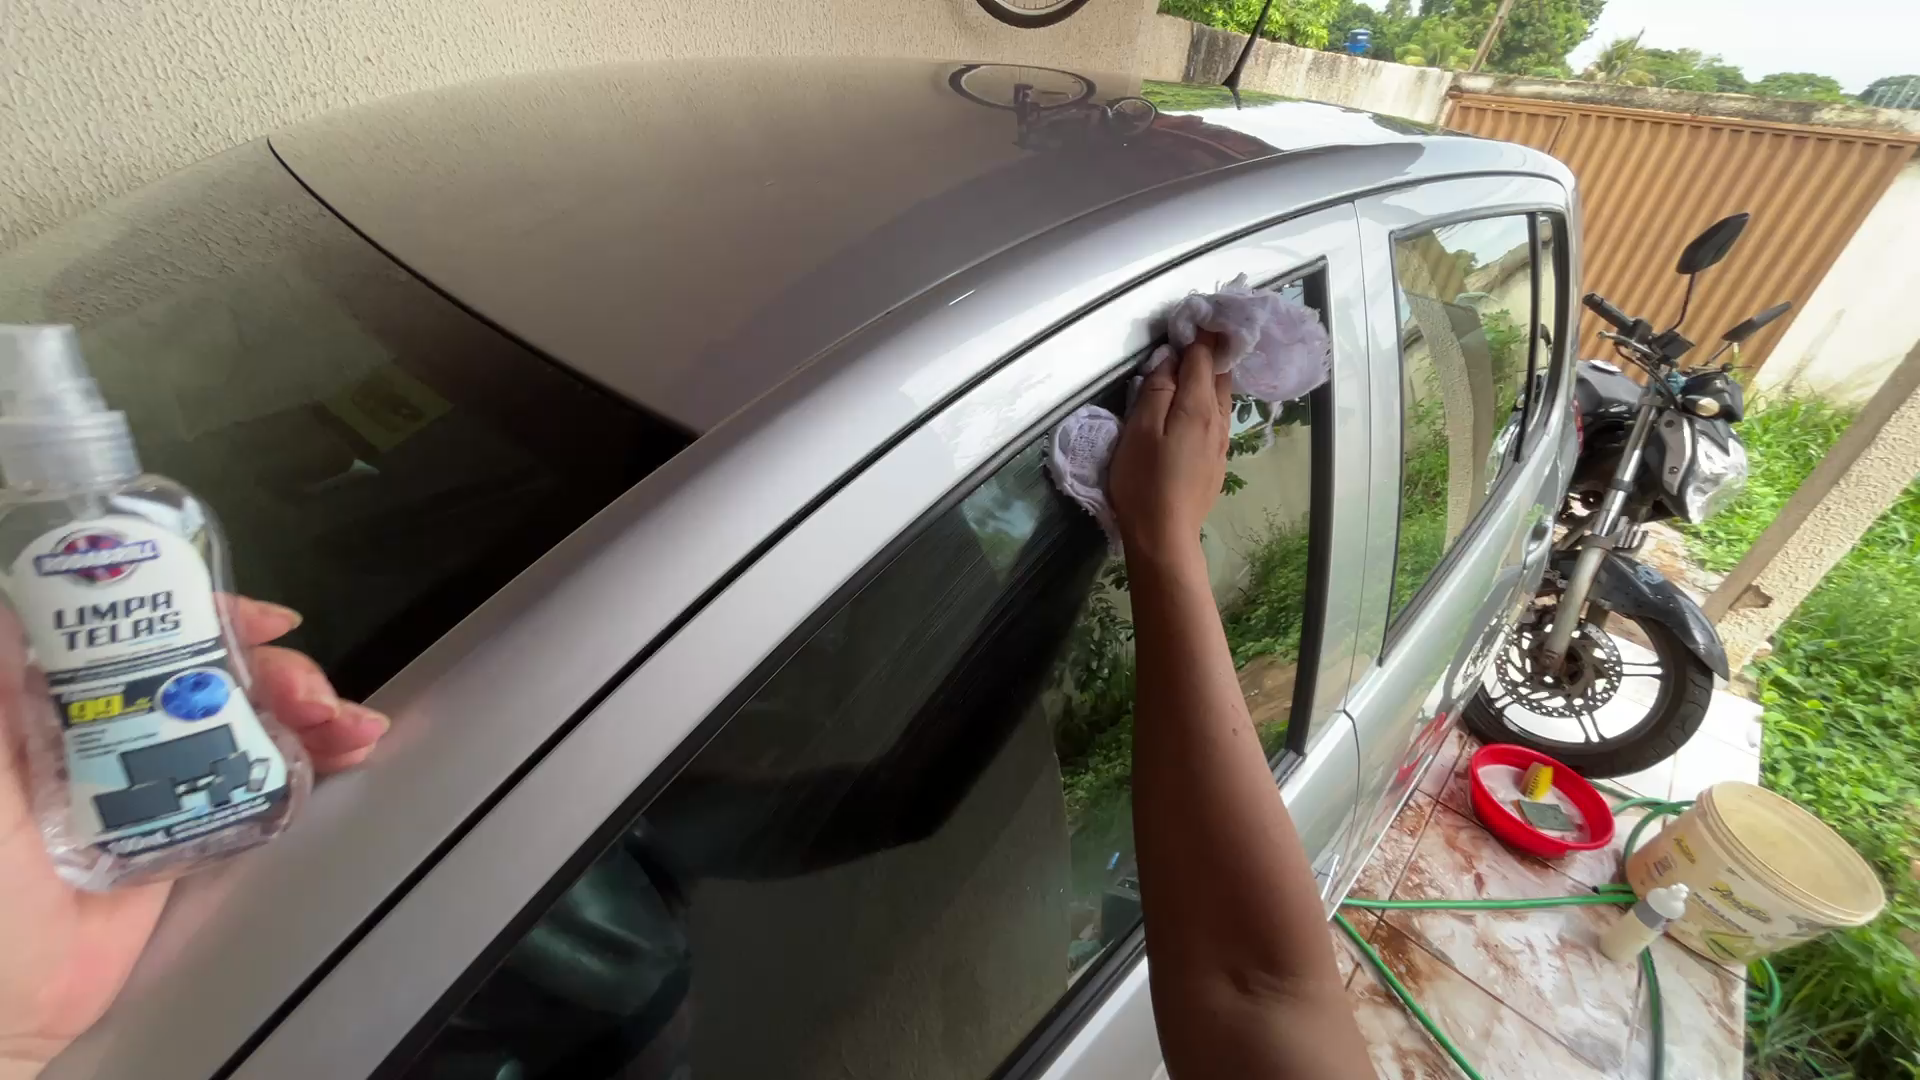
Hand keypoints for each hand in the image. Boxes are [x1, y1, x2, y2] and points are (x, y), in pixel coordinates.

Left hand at [0, 597, 387, 1076]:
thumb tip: (24, 619)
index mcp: (52, 718)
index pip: (138, 639)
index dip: (208, 615)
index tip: (271, 622)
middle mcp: (114, 735)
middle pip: (217, 674)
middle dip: (283, 676)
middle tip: (318, 699)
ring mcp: (164, 777)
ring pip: (256, 716)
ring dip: (318, 711)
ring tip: (357, 728)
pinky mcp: (205, 818)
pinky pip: (271, 769)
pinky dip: (321, 753)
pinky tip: (354, 748)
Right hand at [1109, 334, 1232, 565]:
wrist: (1165, 535)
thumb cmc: (1144, 481)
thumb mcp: (1139, 431)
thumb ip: (1156, 390)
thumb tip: (1171, 358)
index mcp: (1197, 407)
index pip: (1203, 357)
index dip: (1198, 333)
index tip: (1193, 314)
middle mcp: (1217, 420)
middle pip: (1219, 374)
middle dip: (1212, 349)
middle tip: (1199, 330)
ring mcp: (1221, 443)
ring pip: (1222, 396)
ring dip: (1212, 374)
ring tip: (1199, 360)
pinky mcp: (1217, 461)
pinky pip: (1218, 417)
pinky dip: (1210, 398)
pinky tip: (1198, 402)